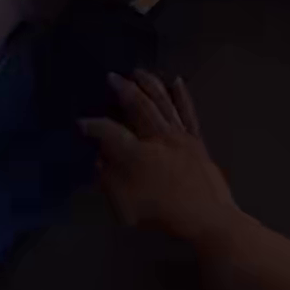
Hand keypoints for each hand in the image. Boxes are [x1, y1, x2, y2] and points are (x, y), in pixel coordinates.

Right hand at [80, 71, 242, 245]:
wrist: (208, 217)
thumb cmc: (164, 216)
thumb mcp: (127, 210)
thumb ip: (110, 182)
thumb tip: (100, 160)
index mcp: (139, 155)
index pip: (111, 134)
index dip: (94, 127)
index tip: (81, 122)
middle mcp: (158, 137)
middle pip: (139, 106)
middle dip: (123, 89)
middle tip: (112, 77)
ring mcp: (179, 134)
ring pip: (162, 101)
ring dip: (149, 83)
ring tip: (138, 71)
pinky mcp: (196, 138)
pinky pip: (187, 110)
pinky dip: (182, 94)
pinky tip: (177, 80)